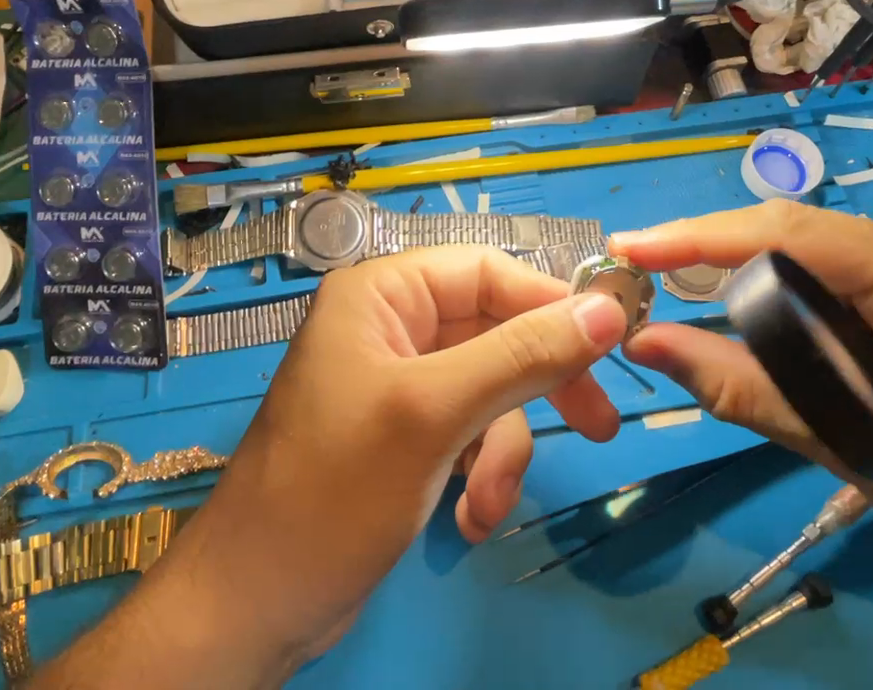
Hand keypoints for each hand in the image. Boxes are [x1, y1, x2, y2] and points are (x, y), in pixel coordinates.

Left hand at [131, 248, 626, 676]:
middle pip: (495, 333)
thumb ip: (521, 356)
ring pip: (489, 392)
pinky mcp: (406, 436)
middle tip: (596, 425)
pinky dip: (478, 472)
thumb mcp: (434, 413)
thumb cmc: (334, 488)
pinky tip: (467, 517)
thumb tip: (607, 309)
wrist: (258, 601)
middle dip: (536, 388)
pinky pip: (469, 432)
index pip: (486, 272)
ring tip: (484, 503)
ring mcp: (399, 384)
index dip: (550, 303)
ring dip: (500, 451)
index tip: (614, 340)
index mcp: (382, 294)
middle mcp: (391, 327)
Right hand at [611, 200, 872, 590]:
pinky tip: (778, 330)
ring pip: (819, 251)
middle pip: (800, 237)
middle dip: (722, 265)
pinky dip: (799, 295)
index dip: (699, 236)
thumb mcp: (849, 446)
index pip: (791, 232)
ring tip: (707, 319)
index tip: (628, 248)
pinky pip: (845, 267)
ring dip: (761, 284)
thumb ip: (741, 386)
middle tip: (652, 296)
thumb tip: (644, 343)